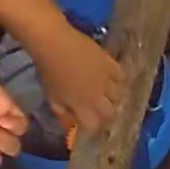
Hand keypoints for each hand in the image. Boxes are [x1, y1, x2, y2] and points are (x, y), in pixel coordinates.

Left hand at [30, 23, 122, 139]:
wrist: (53, 43)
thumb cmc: (49, 71)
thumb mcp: (52, 97)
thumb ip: (63, 112)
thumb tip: (72, 121)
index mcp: (83, 108)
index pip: (94, 125)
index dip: (92, 125)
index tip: (89, 120)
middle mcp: (98, 98)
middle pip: (111, 113)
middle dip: (106, 112)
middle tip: (100, 107)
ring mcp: (106, 81)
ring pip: (119, 96)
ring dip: (113, 96)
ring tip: (108, 93)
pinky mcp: (110, 64)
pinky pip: (120, 76)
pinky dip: (117, 78)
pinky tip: (111, 77)